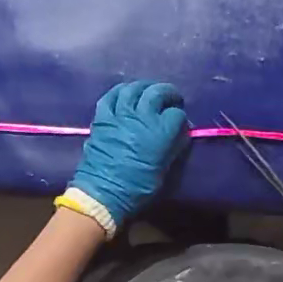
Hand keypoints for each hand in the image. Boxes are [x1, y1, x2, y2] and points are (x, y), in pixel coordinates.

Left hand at [67, 80, 189, 231]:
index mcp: (160, 133)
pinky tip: (124, 93)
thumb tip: (180, 134)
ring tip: (148, 91)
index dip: (180, 117)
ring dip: (144, 87)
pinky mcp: (102, 119)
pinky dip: (119, 92)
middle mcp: (141, 118)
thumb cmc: (137, 188)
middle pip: (157, 93)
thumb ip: (173, 148)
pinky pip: (110, 97)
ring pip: (133, 89)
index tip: (180, 122)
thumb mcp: (164, 171)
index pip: (176, 114)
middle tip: (171, 98)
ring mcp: (119, 116)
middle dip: (168, 93)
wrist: (102, 194)